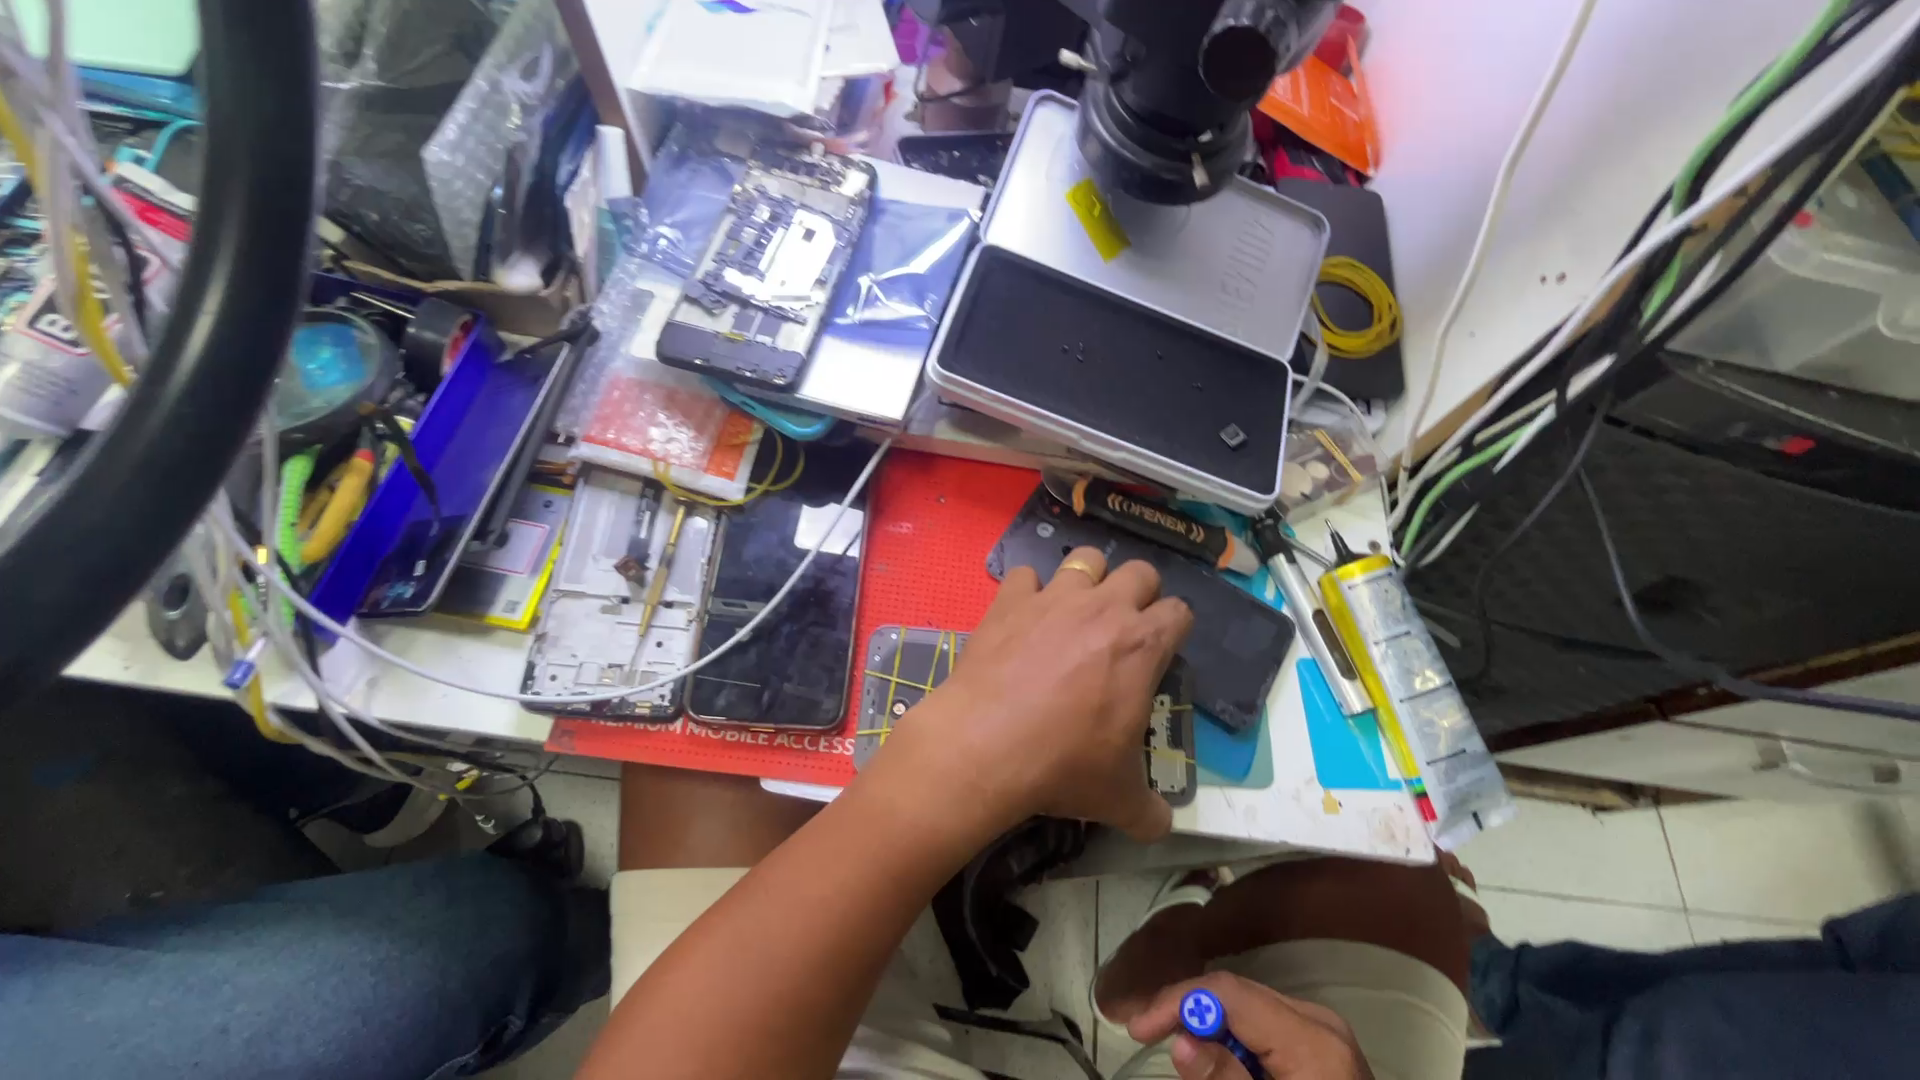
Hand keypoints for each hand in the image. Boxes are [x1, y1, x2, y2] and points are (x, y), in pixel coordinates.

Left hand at [869, 546, 1191, 841]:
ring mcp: (1053, 598)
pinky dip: (1026, 590)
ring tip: (1075, 611)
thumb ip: (1149, 811)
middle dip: (1139, 593)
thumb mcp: (1118, 798)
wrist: (984, 747)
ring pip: (1085, 559)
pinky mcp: (1009, 601)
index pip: (1179, 612)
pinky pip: (1024, 574)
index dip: (1174, 628)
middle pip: (1140, 571)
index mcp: (1142, 645)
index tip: (1161, 650)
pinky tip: (1021, 617)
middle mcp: (1103, 608)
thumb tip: (1163, 828)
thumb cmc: (1062, 765)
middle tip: (1122, 627)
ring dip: (1087, 579)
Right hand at [1128, 974, 1374, 1079]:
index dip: (1179, 1001)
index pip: (1229, 993)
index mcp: (1312, 1038)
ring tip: (1188, 1056)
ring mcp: (1323, 1030)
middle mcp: (1319, 1020)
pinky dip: (1236, 1037)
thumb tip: (1178, 1043)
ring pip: (1247, 1005)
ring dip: (1210, 1026)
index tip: (1138, 1028)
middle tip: (1149, 1035)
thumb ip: (1227, 1079)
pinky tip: (1223, 1061)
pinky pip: (1265, 1023)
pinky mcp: (1322, 1043)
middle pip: (1236, 994)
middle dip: (1189, 1012)